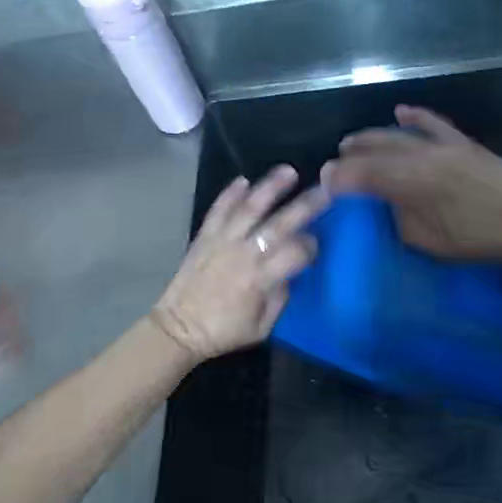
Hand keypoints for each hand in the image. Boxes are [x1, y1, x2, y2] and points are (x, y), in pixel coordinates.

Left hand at [151, 165, 327, 360]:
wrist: (178, 328)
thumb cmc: (223, 331)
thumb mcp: (261, 327)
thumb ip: (280, 298)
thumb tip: (288, 273)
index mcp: (259, 280)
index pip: (294, 253)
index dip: (310, 246)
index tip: (316, 242)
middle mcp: (243, 255)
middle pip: (278, 224)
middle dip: (303, 205)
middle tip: (324, 190)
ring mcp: (221, 242)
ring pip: (248, 208)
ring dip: (269, 188)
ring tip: (288, 171)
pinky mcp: (204, 237)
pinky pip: (218, 210)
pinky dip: (230, 194)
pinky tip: (244, 180)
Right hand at [323, 105, 501, 260]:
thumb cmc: (482, 239)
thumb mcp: (432, 242)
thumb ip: (402, 221)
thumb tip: (388, 207)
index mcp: (415, 182)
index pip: (366, 175)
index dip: (340, 178)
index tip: (321, 184)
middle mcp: (425, 156)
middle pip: (378, 151)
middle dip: (350, 157)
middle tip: (332, 166)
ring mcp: (445, 146)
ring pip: (399, 136)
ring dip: (372, 138)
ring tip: (351, 143)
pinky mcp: (463, 144)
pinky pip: (433, 124)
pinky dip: (415, 117)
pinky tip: (400, 112)